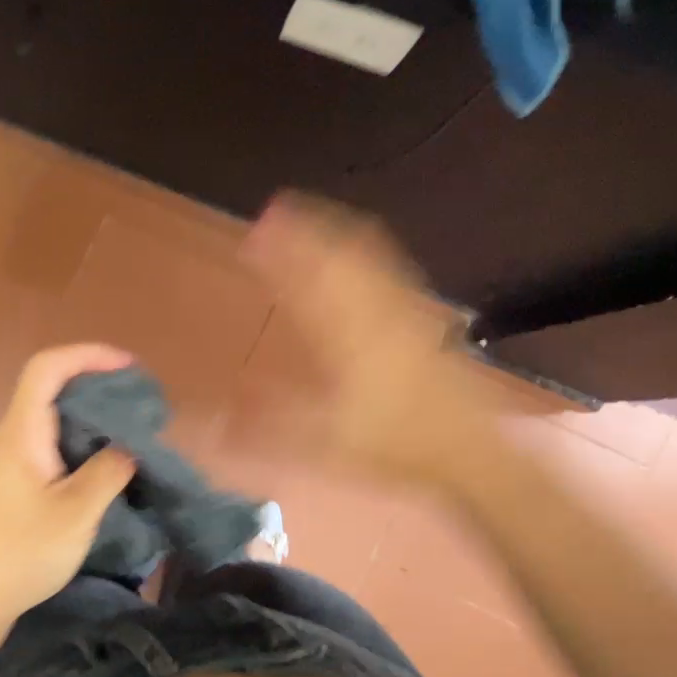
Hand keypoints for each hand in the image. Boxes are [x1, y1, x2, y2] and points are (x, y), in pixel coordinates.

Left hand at [0, 344, 139, 625]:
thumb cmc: (24, 549)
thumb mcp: (77, 511)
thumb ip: (108, 471)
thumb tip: (130, 448)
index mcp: (22, 433)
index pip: (45, 368)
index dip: (86, 355)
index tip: (127, 367)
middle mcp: (13, 436)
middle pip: (49, 386)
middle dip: (95, 381)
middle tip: (138, 399)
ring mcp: (13, 459)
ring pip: (52, 416)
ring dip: (90, 412)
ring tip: (131, 426)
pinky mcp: (19, 481)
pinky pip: (53, 441)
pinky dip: (83, 437)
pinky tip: (107, 460)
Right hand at [241, 191, 498, 488]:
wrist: (476, 464)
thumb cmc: (393, 449)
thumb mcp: (317, 446)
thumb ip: (256, 431)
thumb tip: (200, 423)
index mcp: (355, 333)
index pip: (317, 275)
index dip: (287, 247)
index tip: (258, 225)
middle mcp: (384, 314)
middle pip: (350, 255)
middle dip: (313, 230)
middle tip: (280, 212)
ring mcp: (412, 319)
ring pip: (374, 263)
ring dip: (339, 241)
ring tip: (312, 228)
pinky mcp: (429, 334)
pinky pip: (393, 281)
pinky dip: (367, 264)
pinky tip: (357, 273)